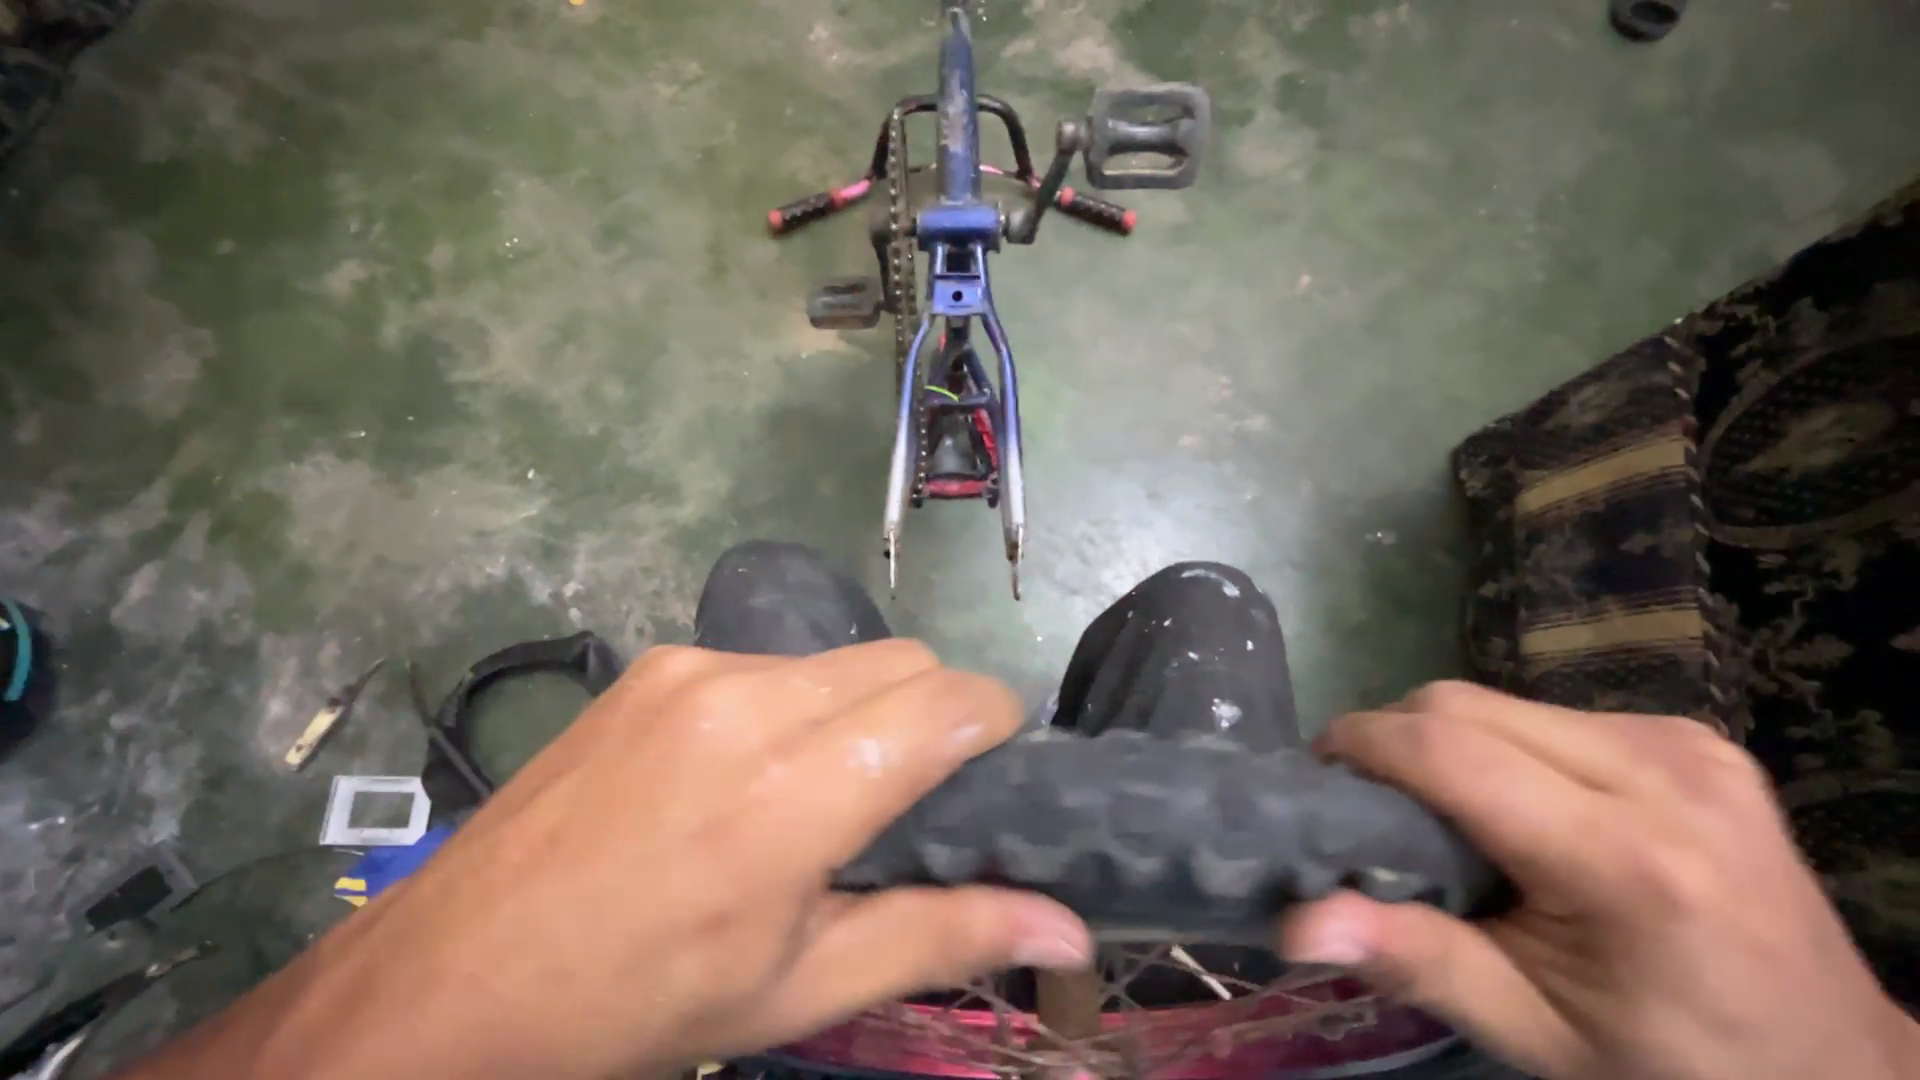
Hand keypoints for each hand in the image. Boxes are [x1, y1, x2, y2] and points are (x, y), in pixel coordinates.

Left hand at [146, 642, 1091, 1079]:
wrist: (453, 978)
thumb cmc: (643, 1003)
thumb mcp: (803, 985)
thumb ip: (945, 933)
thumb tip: (1068, 922)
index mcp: (797, 790)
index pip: (949, 700)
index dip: (995, 724)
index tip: (994, 771)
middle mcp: (753, 699)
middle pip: (905, 659)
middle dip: (934, 712)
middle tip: (908, 793)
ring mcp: (697, 668)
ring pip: (840, 658)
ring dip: (861, 707)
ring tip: (818, 787)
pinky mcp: (658, 661)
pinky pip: (770, 662)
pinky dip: (794, 702)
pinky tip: (743, 769)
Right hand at [1278, 681, 1917, 1079]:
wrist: (1838, 1067)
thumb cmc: (1668, 1062)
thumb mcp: (1533, 1030)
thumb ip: (1416, 961)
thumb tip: (1294, 923)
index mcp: (1626, 859)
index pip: (1448, 751)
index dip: (1361, 744)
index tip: (1318, 777)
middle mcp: (1661, 772)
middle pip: (1462, 706)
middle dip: (1392, 739)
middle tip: (1370, 803)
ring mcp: (1683, 742)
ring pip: (1495, 699)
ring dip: (1441, 740)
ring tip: (1437, 808)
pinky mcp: (1688, 734)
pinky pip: (1542, 712)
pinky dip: (1496, 744)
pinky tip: (1512, 801)